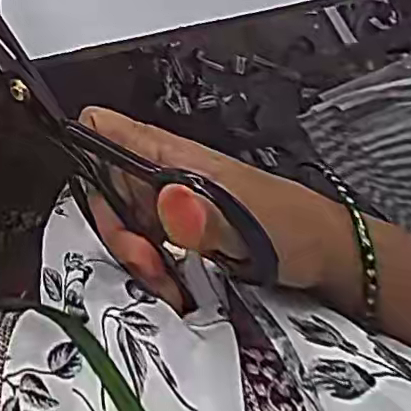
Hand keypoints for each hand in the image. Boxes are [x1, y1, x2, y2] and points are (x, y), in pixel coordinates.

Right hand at [78, 107, 353, 310]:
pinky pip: (143, 239)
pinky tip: (174, 282)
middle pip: (102, 183)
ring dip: (135, 255)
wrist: (324, 253)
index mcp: (169, 152)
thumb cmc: (289, 224)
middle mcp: (160, 170)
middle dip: (115, 228)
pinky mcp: (175, 225)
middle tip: (148, 261)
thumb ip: (203, 215)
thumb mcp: (247, 221)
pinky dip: (150, 265)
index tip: (101, 202)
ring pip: (120, 216)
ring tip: (168, 279)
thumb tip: (165, 202)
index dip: (86, 154)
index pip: (102, 128)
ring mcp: (167, 197)